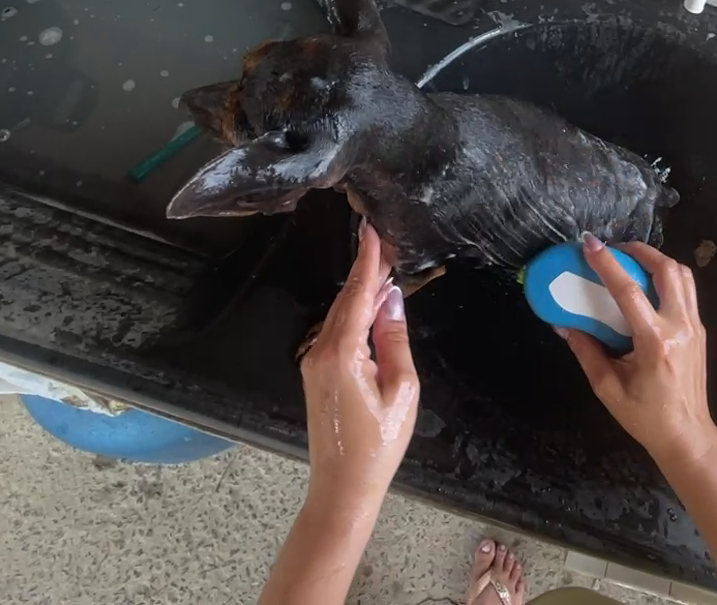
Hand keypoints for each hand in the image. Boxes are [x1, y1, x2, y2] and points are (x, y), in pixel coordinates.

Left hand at [299, 219, 418, 510]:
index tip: (373, 230)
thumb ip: (395, 339)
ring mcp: (314, 362)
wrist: (343, 487)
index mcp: (341, 353)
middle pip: (346, 300)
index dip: (368, 261)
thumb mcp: (402, 388)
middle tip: (385, 240)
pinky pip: (338, 330)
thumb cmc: (379, 442)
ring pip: (341, 314)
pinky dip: (356, 311)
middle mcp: (320, 351)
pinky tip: (373, 303)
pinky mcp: (317, 372)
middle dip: (367, 269)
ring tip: (385, 265)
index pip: (357, 295)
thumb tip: (393, 299)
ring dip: (362, 290)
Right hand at [560, 233, 716, 469]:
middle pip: (666, 270)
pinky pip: (687, 290)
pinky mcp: (700, 329)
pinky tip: (648, 283)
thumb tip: (563, 324)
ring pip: (682, 275)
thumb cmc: (645, 416)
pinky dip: (668, 276)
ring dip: (657, 260)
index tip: (590, 244)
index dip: (607, 264)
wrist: (687, 436)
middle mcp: (680, 326)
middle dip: (640, 250)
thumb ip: (586, 351)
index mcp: (655, 341)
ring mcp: (695, 325)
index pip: (629, 291)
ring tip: (632, 260)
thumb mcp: (607, 388)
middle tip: (615, 248)